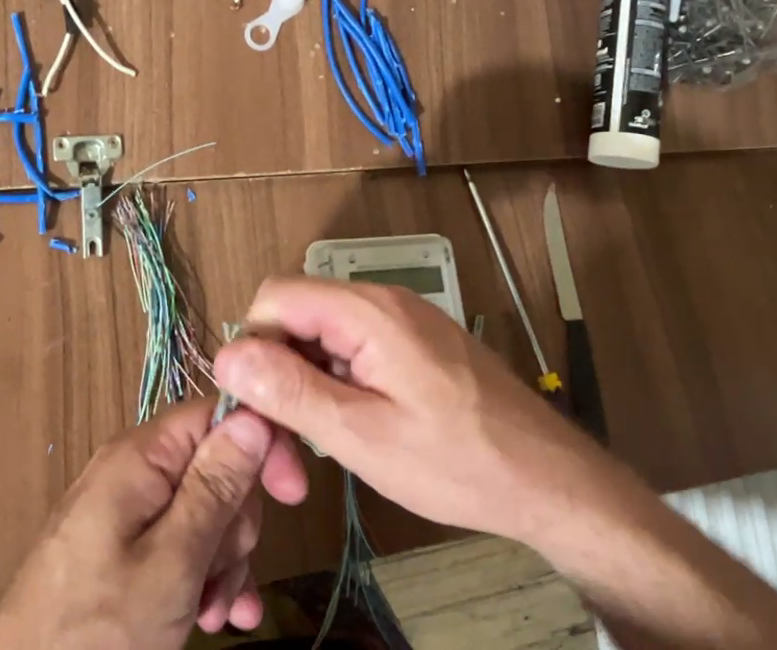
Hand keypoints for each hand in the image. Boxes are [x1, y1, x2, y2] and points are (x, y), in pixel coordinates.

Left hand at [0, 399, 308, 646]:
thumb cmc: (98, 629)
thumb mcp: (173, 561)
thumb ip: (215, 486)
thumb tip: (256, 413)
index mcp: (141, 457)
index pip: (219, 414)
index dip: (263, 445)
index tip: (292, 495)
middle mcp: (133, 472)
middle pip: (216, 468)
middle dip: (235, 523)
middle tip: (224, 572)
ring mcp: (126, 512)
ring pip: (205, 512)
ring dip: (222, 561)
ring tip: (214, 611)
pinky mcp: (121, 550)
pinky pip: (180, 543)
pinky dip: (202, 575)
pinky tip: (216, 615)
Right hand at [213, 276, 606, 547]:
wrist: (548, 479)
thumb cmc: (457, 463)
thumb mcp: (362, 435)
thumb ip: (291, 391)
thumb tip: (228, 356)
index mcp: (367, 311)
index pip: (274, 296)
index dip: (253, 348)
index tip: (257, 409)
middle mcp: (383, 302)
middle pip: (297, 316)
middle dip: (276, 375)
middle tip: (283, 452)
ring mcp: (403, 322)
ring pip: (322, 338)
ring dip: (305, 388)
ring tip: (313, 455)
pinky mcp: (416, 345)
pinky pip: (354, 350)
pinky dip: (337, 386)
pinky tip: (350, 432)